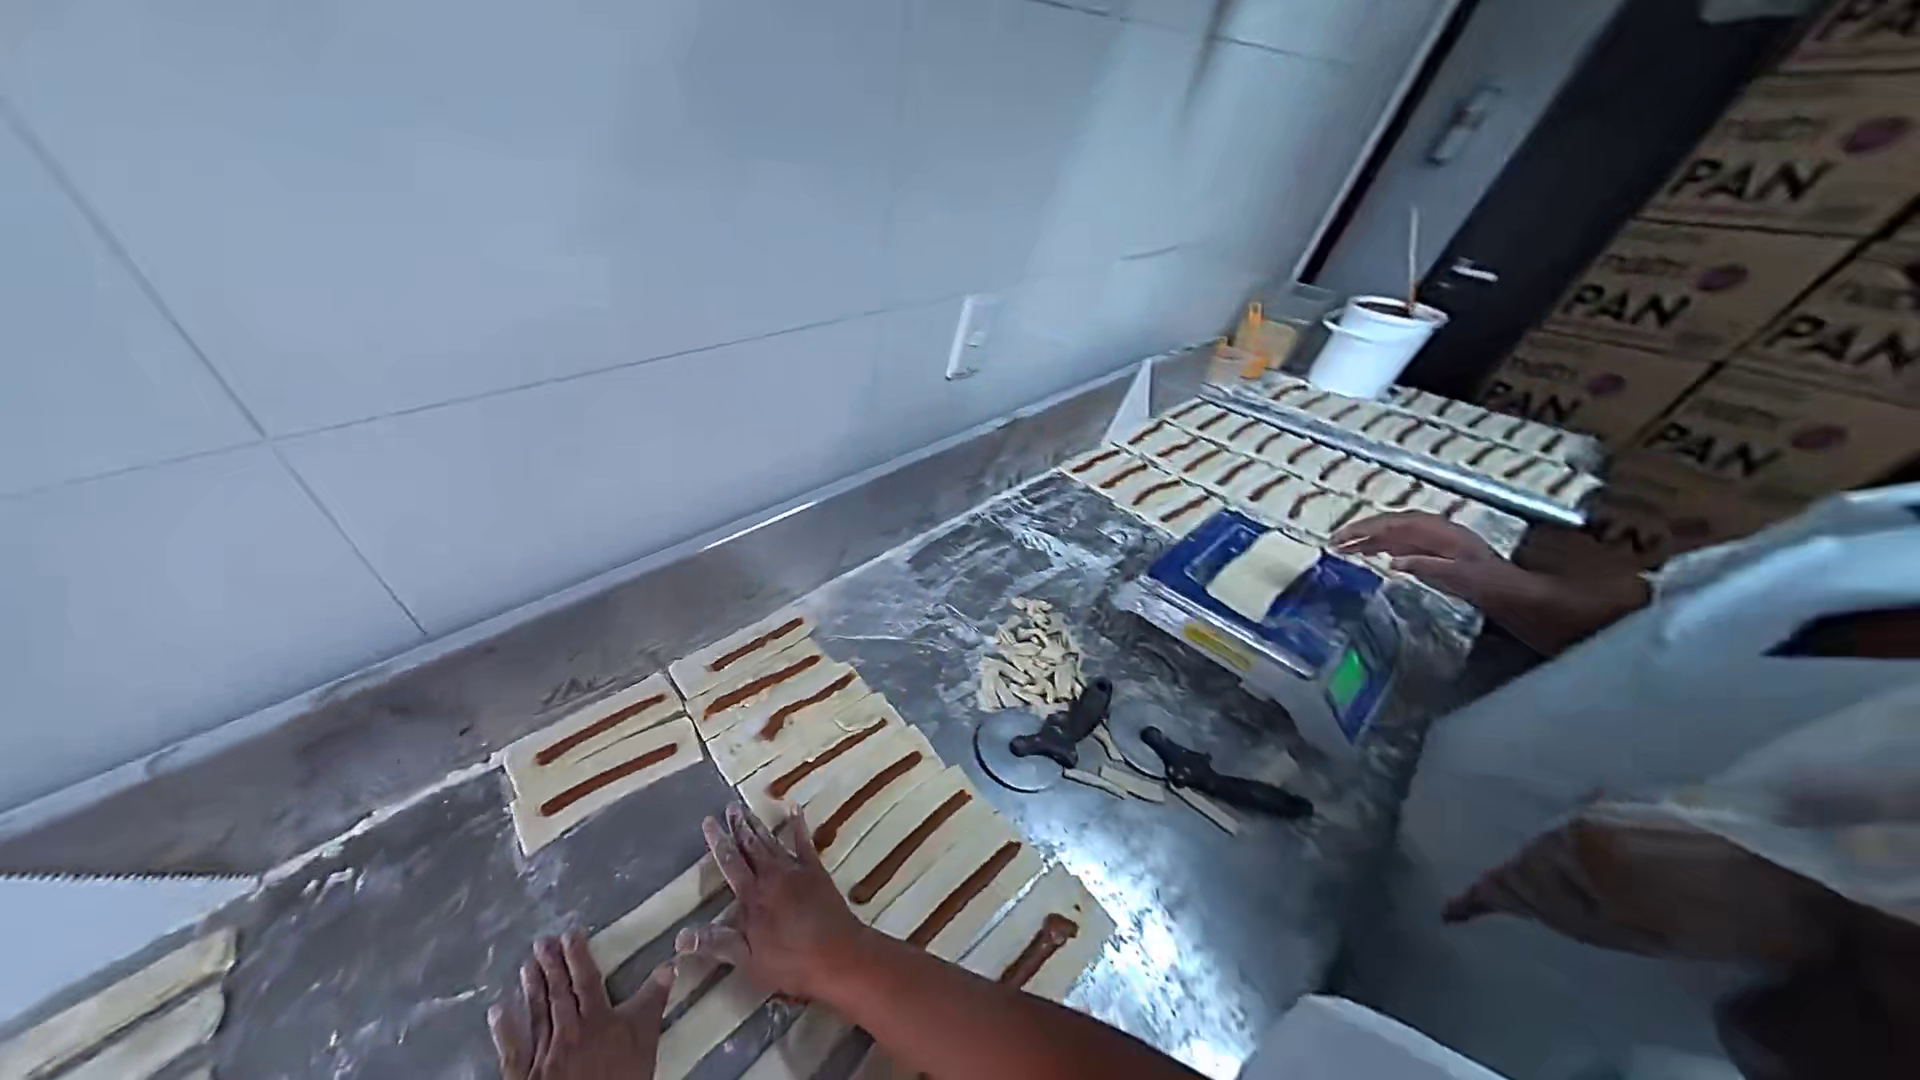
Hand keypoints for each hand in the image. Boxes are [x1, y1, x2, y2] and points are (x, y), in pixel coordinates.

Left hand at [489, 931, 671, 1079]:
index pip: (586, 980)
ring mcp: (544, 1056)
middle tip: (543, 942)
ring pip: (537, 1015)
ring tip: (527, 966)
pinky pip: (513, 1051)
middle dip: (552, 966)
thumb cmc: (624, 1078)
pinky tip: (497, 1011)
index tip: (571, 934)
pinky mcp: (525, 1079)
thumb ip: (653, 1000)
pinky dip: (504, 1030)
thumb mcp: (646, 1039)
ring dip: (532, 989)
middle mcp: (568, 1032)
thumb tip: (669, 965)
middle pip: (559, 993)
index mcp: (597, 1020)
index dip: (578, 956)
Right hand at [677, 803, 869, 1001]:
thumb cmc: (791, 962)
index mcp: (753, 896)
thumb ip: (717, 943)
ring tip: (746, 808)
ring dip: (757, 825)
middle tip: (729, 806)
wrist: (838, 953)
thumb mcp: (749, 960)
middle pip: (751, 845)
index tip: (708, 822)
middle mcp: (773, 875)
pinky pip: (804, 842)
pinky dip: (798, 825)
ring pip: (771, 841)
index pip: (730, 862)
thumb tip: (680, 937)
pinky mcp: (815, 870)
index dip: (718, 842)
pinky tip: (794, 809)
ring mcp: (796, 869)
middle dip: (738, 826)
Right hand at [1332, 511, 1513, 602]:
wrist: (1515, 593)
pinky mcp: (1438, 552)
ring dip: (1369, 538)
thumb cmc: (1491, 586)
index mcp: (1440, 534)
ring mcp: (1436, 540)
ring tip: (1344, 549)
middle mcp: (1436, 531)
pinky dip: (1383, 546)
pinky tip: (1372, 554)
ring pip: (1396, 533)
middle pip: (1392, 524)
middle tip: (1333, 542)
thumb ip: (1429, 568)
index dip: (1365, 529)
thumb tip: (1393, 561)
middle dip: (1361, 531)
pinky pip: (1403, 543)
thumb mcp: (1464, 579)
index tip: (1340, 538)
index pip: (1394, 524)